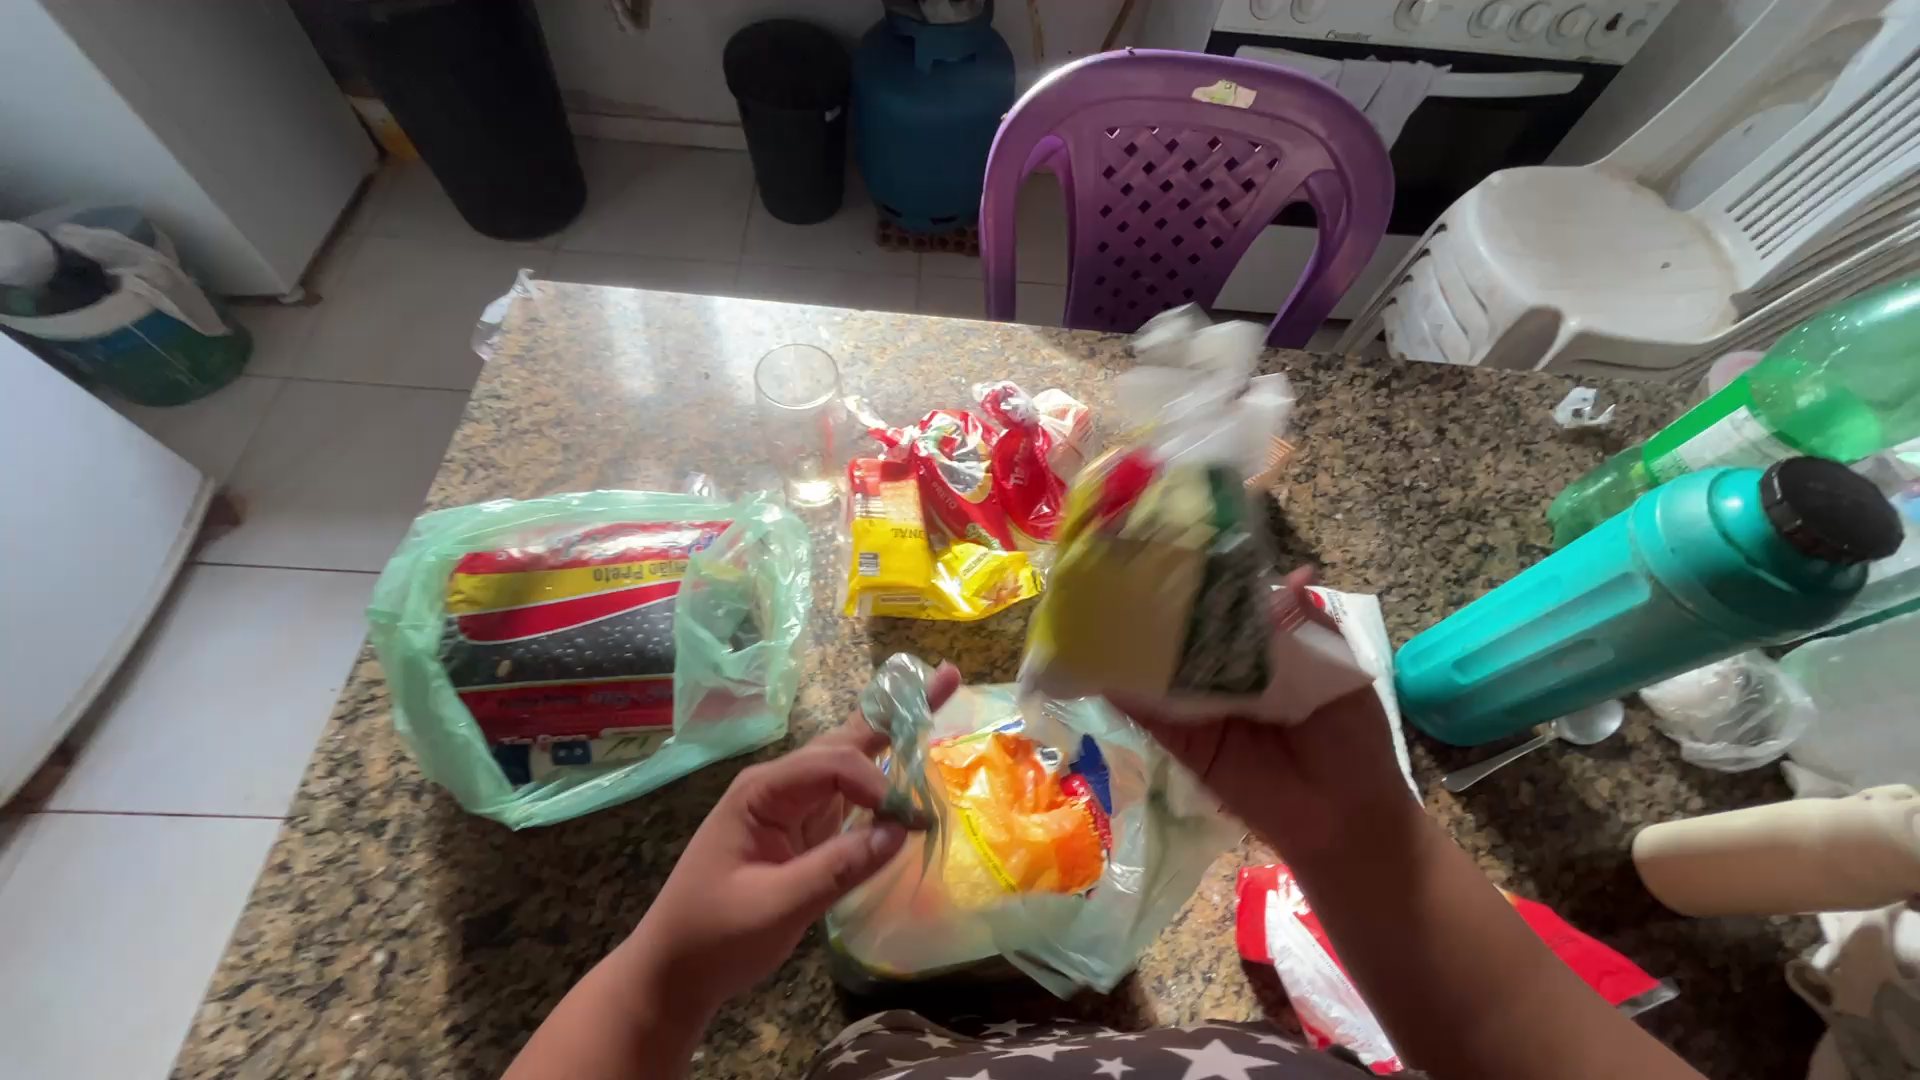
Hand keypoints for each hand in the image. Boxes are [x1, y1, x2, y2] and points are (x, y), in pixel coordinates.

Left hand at [623, 663, 962, 1017]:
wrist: (674, 971)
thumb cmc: (713, 936)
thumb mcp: (773, 907)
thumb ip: (835, 869)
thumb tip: (898, 833)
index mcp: (764, 790)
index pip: (832, 765)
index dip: (876, 785)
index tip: (909, 823)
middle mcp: (782, 783)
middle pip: (846, 738)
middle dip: (896, 709)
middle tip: (948, 677)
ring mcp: (796, 802)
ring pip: (852, 756)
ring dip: (895, 729)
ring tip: (937, 694)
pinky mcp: (808, 825)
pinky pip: (852, 791)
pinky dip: (886, 772)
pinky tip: (910, 754)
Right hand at [1118, 568, 1413, 859]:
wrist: (1346, 817)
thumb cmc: (1349, 739)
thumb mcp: (1338, 670)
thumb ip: (1308, 625)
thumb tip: (1295, 573)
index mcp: (1257, 650)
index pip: (1220, 607)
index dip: (1198, 580)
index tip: (1169, 545)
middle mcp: (1219, 671)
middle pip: (1180, 632)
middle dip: (1150, 602)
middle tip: (1112, 563)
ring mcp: (1194, 703)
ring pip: (1155, 665)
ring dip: (1126, 639)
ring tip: (1090, 600)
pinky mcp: (1179, 738)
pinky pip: (1147, 709)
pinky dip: (1120, 686)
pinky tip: (1092, 658)